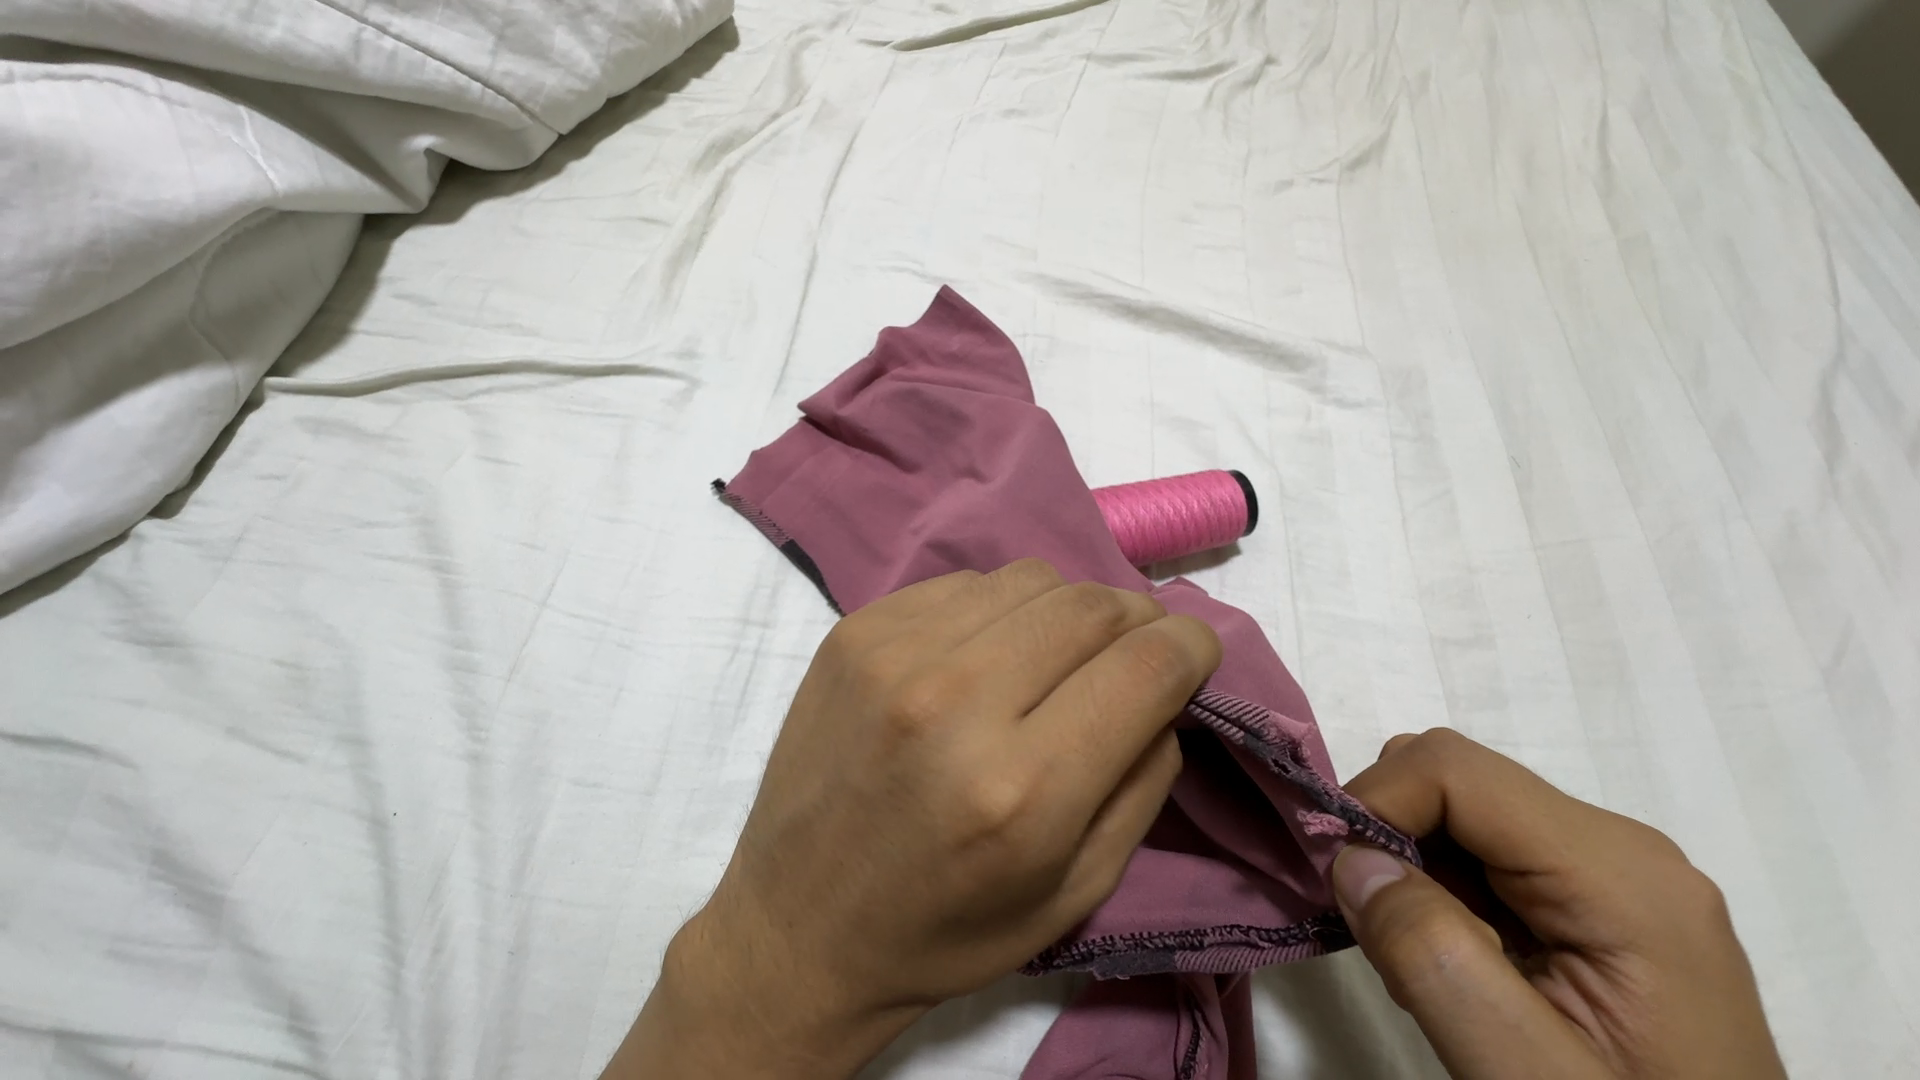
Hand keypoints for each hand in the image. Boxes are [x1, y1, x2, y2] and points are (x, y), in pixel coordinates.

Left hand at [604, 559, 1222, 1079]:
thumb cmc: (946, 927)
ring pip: (1031, 579)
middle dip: (1137, 620)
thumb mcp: (1076, 889)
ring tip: (1055, 657)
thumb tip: (1166, 690)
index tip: (1194, 657)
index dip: (1193, 649)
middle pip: (1091, 605)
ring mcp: (896, 654)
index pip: (1147, 665)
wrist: (800, 922)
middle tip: (1133, 651)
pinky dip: (998, 610)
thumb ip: (1144, 781)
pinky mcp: (856, 631)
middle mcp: (957, 702)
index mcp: (1024, 788)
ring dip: (1068, 610)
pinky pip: (965, 585)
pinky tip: (984, 656)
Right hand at [1331, 729, 1787, 1079]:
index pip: (1454, 769)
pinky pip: (1481, 847)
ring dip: (1406, 862)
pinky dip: (1434, 882)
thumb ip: (1434, 959)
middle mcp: (1621, 847)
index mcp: (1619, 875)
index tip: (1335, 877)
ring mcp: (1611, 868)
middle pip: (1455, 777)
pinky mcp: (1593, 894)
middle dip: (1386, 832)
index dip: (1375, 802)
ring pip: (1458, 808)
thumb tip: (1350, 859)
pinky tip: (1451, 956)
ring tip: (1415, 956)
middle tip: (1372, 924)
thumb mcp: (1524, 1070)